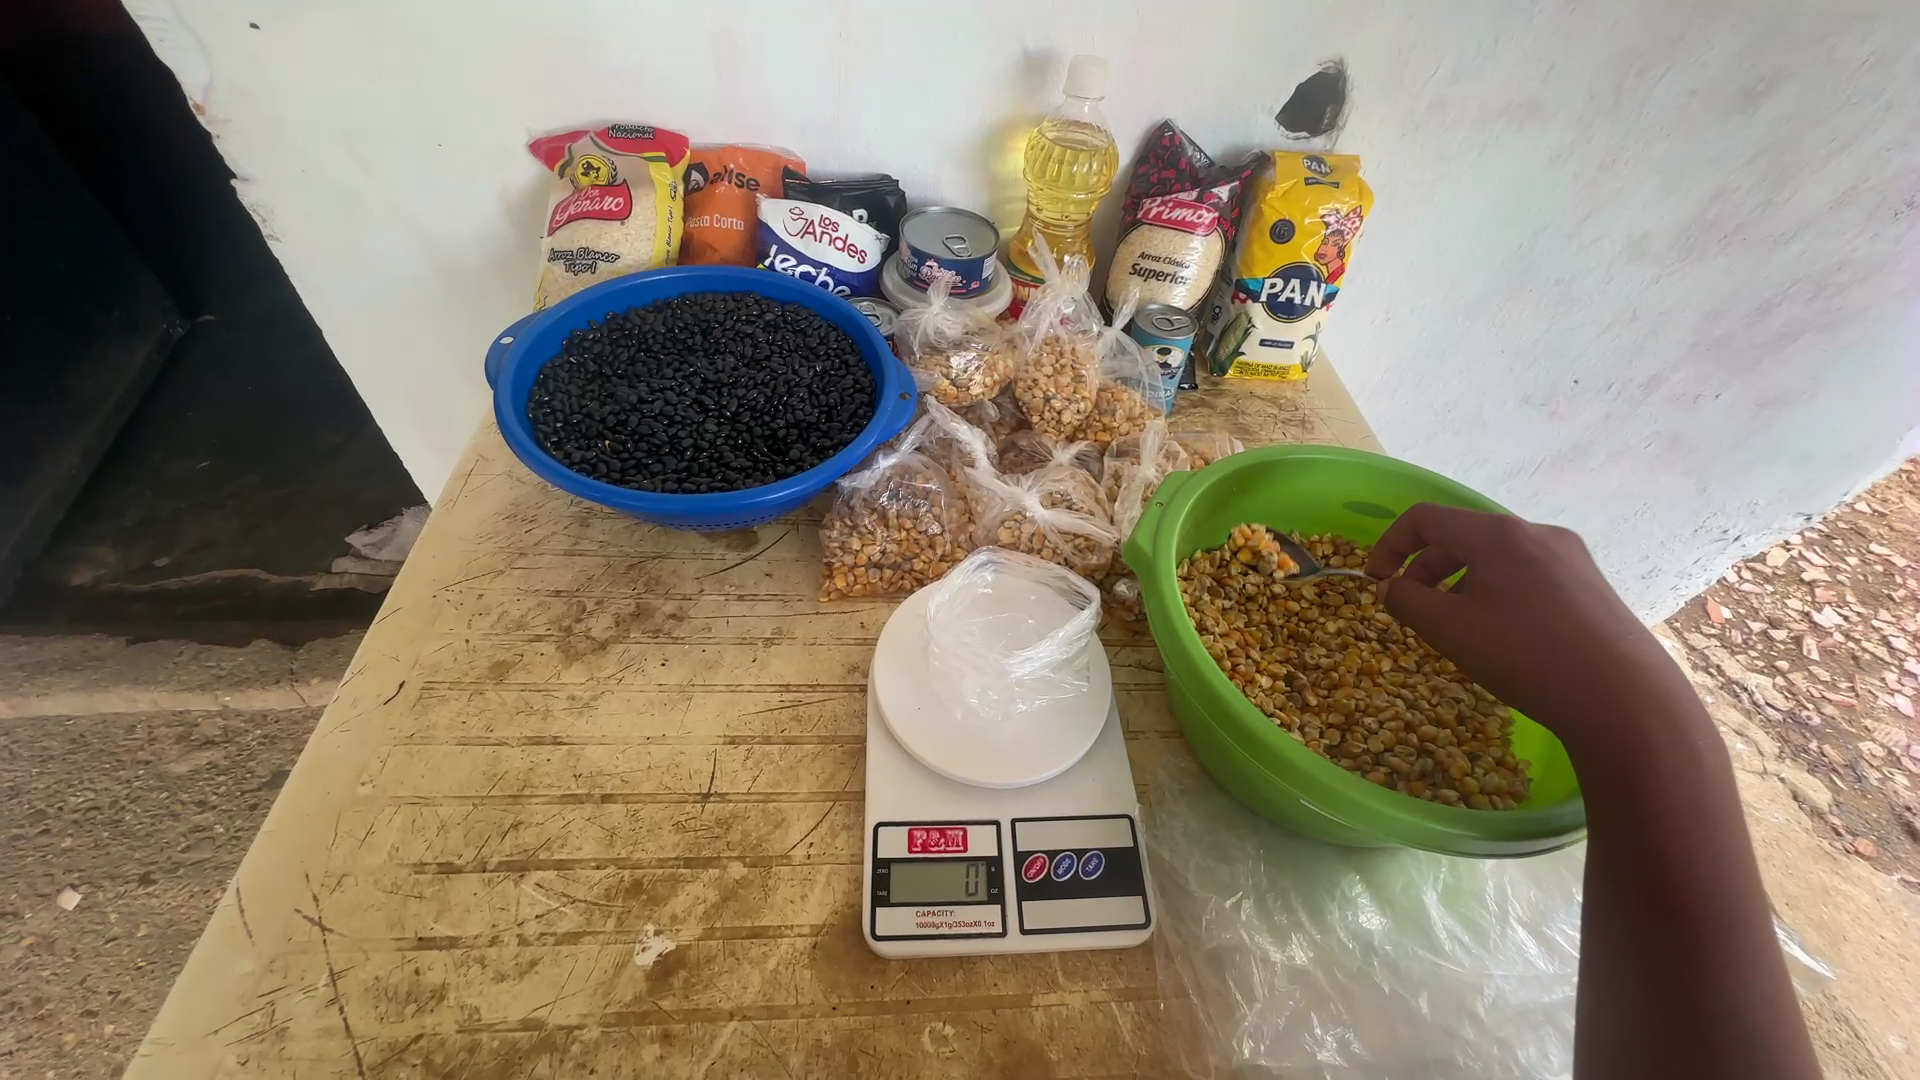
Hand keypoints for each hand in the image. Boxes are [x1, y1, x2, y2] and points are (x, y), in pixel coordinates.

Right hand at [1363, 503, 1688, 748]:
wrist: (1627, 701)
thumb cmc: (1524, 656)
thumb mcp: (1446, 628)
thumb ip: (1405, 599)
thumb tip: (1392, 587)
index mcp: (1497, 534)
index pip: (1424, 518)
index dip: (1389, 545)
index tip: (1376, 582)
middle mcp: (1536, 533)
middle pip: (1460, 534)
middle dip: (1423, 566)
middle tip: (1410, 605)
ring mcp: (1570, 557)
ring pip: (1492, 556)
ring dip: (1456, 580)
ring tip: (1451, 622)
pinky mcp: (1589, 585)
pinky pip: (1523, 573)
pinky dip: (1492, 591)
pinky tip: (1496, 632)